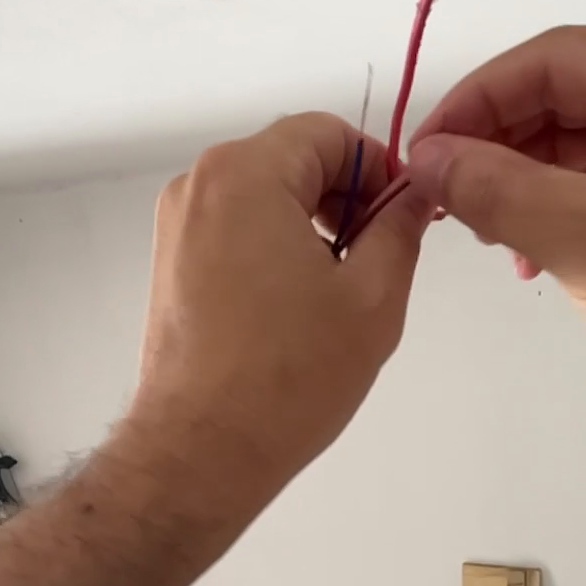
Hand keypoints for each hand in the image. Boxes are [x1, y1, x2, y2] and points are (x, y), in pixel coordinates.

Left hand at [130, 112, 433, 494]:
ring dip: (312, 228)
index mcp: (246, 174)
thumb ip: (401, 228)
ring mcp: (177, 229)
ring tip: (339, 293)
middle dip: (346, 199)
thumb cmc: (294, 376)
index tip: (404, 218)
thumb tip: (415, 193)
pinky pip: (235, 235)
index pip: (328, 134)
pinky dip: (275, 251)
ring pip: (263, 200)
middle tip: (379, 259)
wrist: (204, 451)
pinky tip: (296, 309)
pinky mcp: (170, 269)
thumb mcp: (373, 297)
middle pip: (291, 161)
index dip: (379, 168)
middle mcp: (199, 186)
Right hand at [407, 26, 585, 428]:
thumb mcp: (583, 239)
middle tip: (444, 196)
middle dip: (496, 146)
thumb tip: (423, 159)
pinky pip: (585, 185)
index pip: (557, 59)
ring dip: (515, 185)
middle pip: (562, 97)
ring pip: (567, 144)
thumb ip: (493, 190)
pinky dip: (544, 212)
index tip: (423, 150)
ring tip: (487, 234)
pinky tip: (525, 254)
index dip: (479, 98)